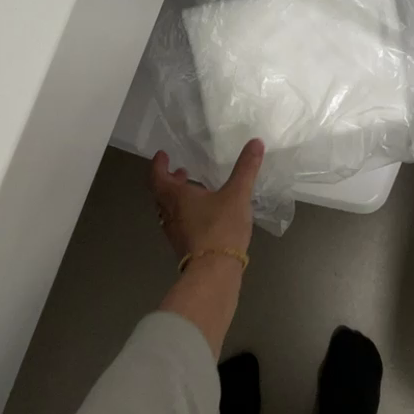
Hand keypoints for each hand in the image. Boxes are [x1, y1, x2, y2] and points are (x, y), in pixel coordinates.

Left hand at [151, 140, 261, 261]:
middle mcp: (170, 213)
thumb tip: (255, 142)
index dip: (158, 165)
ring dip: (176, 198)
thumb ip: (246, 168)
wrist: (214, 271)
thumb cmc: (220, 227)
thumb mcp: (237, 194)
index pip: (157, 177)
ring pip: (168, 210)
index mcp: (176, 197)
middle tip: (180, 172)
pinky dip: (185, 213)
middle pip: (161, 194)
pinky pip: (178, 224)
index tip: (163, 155)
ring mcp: (175, 232)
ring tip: (192, 191)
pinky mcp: (184, 246)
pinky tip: (202, 215)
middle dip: (169, 181)